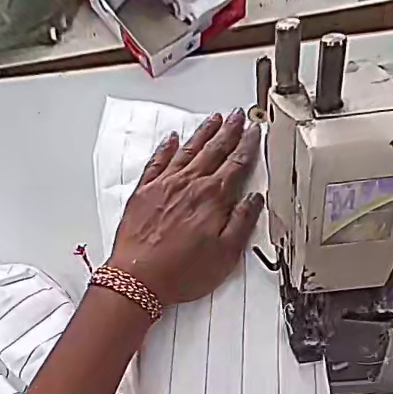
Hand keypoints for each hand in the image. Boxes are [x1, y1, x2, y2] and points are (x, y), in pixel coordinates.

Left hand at [110, 110, 263, 304]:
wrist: (138, 277)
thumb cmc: (180, 272)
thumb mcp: (225, 255)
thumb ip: (242, 223)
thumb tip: (254, 201)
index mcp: (212, 199)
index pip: (236, 164)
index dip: (248, 146)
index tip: (254, 132)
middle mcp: (189, 185)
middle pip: (213, 150)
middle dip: (228, 131)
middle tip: (237, 116)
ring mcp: (164, 185)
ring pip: (188, 150)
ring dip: (203, 133)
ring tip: (214, 119)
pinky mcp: (144, 192)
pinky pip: (158, 161)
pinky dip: (166, 147)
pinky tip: (172, 138)